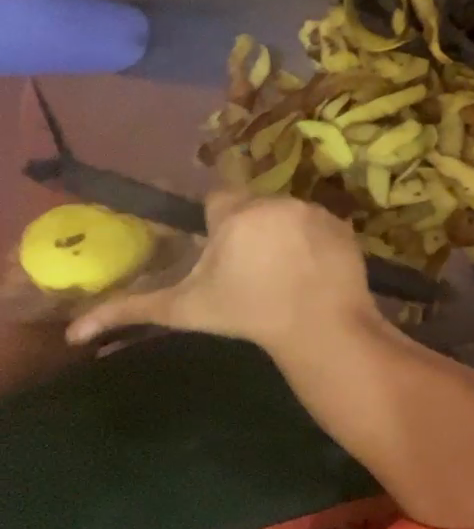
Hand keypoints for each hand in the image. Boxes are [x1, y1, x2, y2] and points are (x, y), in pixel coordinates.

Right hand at [68, 191, 377, 352]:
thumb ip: (128, 309)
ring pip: (287, 213)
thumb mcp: (184, 308)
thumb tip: (72, 330)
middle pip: (254, 205)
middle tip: (240, 260)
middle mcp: (281, 204)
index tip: (210, 239)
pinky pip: (316, 224)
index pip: (217, 197)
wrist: (321, 320)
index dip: (211, 216)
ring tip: (272, 266)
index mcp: (240, 214)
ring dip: (277, 230)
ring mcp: (318, 212)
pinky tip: (302, 265)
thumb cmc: (247, 311)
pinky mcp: (345, 225)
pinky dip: (308, 238)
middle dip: (244, 225)